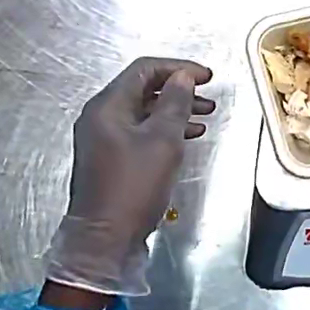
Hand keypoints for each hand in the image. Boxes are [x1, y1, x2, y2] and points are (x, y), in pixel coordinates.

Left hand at [44, 58, 215, 296]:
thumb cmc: (134, 186)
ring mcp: (104, 138)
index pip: (144, 70)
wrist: (105, 240)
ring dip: (175, 109)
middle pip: (143, 88)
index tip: (208, 77)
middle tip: (208, 95)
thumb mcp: (163, 141)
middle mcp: (101, 117)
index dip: (178, 69)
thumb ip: (175, 104)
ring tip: (205, 114)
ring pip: (144, 111)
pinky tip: (188, 135)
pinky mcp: (111, 157)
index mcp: (107, 106)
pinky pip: (141, 130)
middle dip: (178, 88)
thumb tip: (183, 78)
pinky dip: (165, 128)